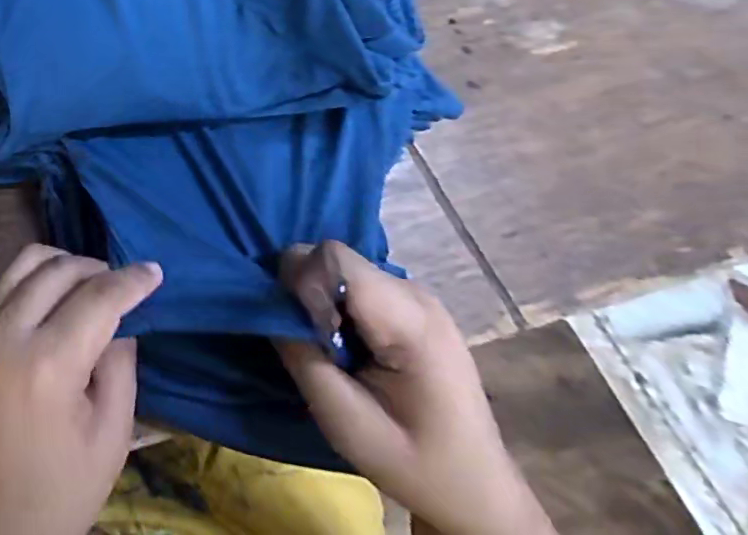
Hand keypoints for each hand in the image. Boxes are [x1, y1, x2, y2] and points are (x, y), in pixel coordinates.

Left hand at [0, 245, 162, 534]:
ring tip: (92, 282)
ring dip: (65, 262)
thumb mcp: (108, 440)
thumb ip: (120, 369)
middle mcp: (11, 331)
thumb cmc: (52, 495)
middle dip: (100, 267)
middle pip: (62, 269)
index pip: (99, 297)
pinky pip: (7, 282)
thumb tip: (120, 323)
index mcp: (50, 362)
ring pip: (27, 263)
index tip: (155, 270)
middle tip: (126, 285)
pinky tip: (57, 293)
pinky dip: (37, 274)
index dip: (132, 280)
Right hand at [277, 241, 555, 534]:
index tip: (301, 330)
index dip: (302, 281)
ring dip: (320, 298)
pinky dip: (335, 303)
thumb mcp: (344, 421)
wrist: (477, 490)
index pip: (333, 257)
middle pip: (334, 256)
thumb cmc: (413, 463)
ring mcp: (415, 293)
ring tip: (331, 349)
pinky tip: (348, 346)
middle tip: (311, 342)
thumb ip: (301, 355)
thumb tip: (270, 307)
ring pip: (340, 266)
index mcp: (410, 319)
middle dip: (306, 289)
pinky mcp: (409, 302)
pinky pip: (354, 281)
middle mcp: (414, 291)